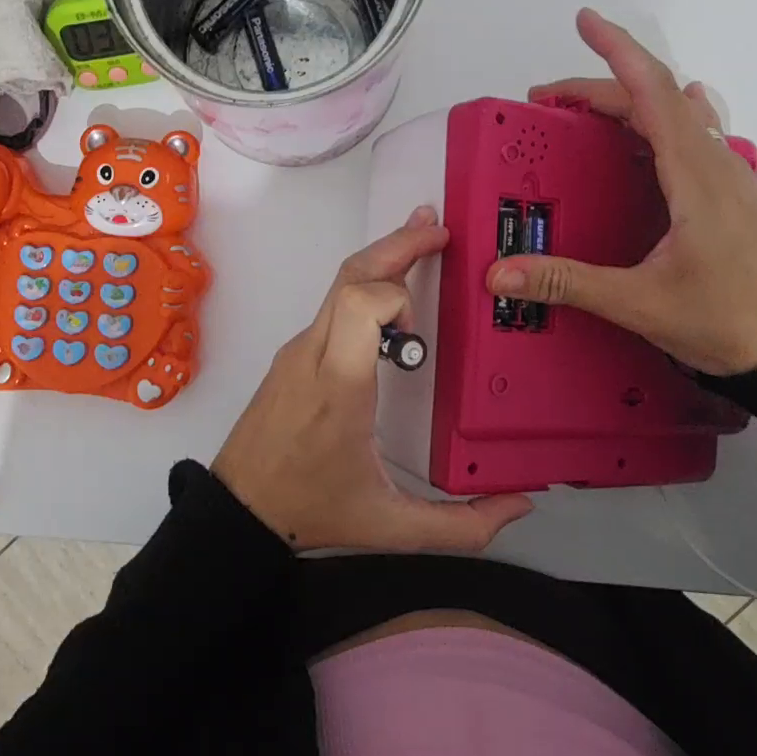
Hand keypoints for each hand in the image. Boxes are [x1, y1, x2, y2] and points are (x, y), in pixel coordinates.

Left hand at [213, 207, 534, 551]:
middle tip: (436, 230)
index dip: (398, 296)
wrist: (240, 507)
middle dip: (396, 246)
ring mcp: (298, 351)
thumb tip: (517, 505)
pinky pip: (331, 306)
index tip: (419, 331)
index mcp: (340, 387)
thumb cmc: (310, 509)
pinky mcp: (293, 355)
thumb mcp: (390, 526)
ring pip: (338, 285)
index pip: (361, 303)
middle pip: (350, 276)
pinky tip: (391, 299)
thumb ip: (461, 525)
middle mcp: (314, 356)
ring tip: (420, 246)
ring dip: (381, 262)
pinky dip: (364, 289)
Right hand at [487, 8, 756, 375]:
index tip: (586, 21)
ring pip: (675, 114)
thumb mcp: (638, 302)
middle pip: (656, 98)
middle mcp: (714, 164)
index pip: (653, 94)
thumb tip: (500, 274)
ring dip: (627, 100)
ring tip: (581, 111)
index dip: (617, 53)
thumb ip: (567, 282)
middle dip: (599, 84)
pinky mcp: (728, 195)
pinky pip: (689, 136)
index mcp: (695, 177)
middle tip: (545, 99)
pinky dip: (656, 119)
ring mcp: (727, 177)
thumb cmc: (724, 320)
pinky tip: (653, 127)